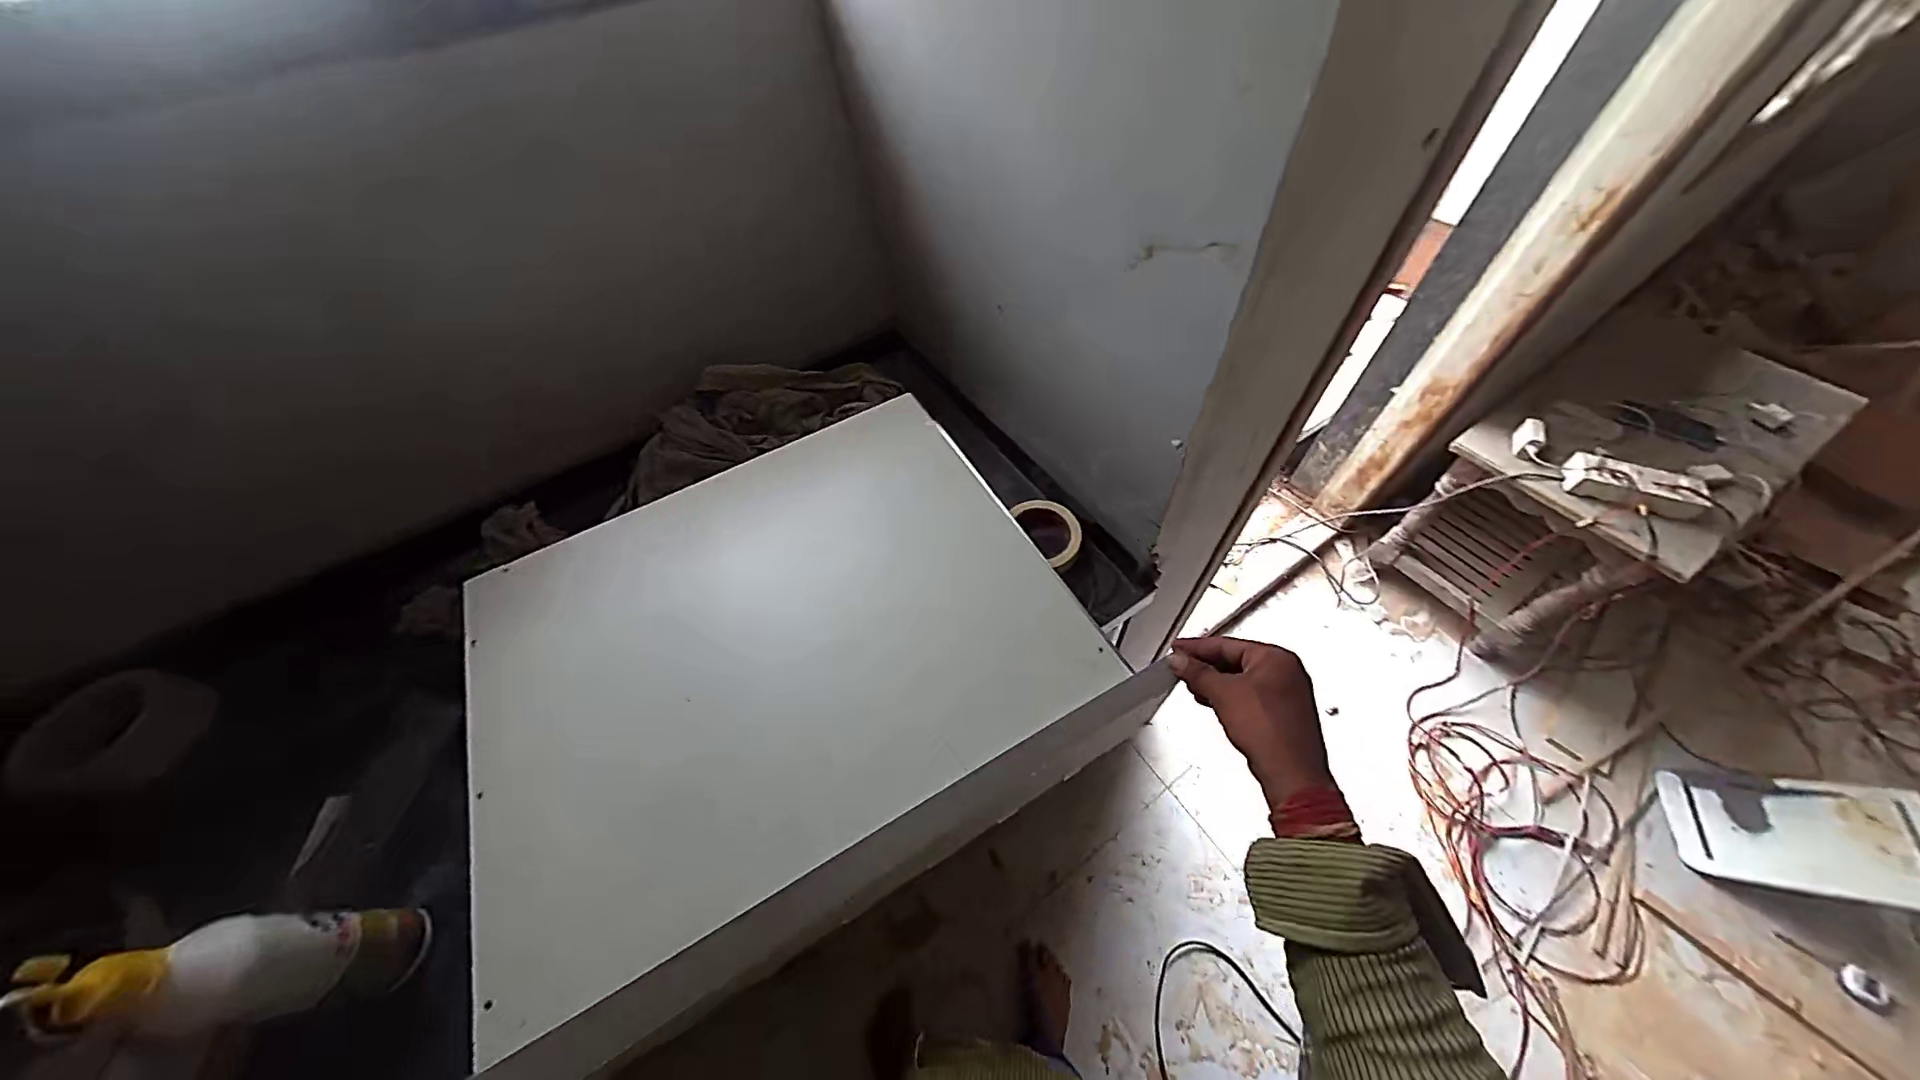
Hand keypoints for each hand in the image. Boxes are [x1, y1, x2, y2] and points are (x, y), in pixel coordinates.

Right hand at [1168, 636, 1333, 808]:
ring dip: (1215, 682)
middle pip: (1235, 659)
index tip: (1179, 648)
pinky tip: (1213, 702)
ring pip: (1241, 679)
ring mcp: (1286, 694)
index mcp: (1277, 658)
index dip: (1198, 647)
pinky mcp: (1282, 714)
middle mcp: (1287, 672)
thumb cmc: (1272, 733)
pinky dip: (1228, 697)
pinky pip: (1248, 696)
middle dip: (1205, 665)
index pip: (1228, 644)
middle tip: (1182, 666)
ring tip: (1193, 685)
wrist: (1291, 773)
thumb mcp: (1223, 693)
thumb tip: (1181, 661)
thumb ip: (1198, 673)